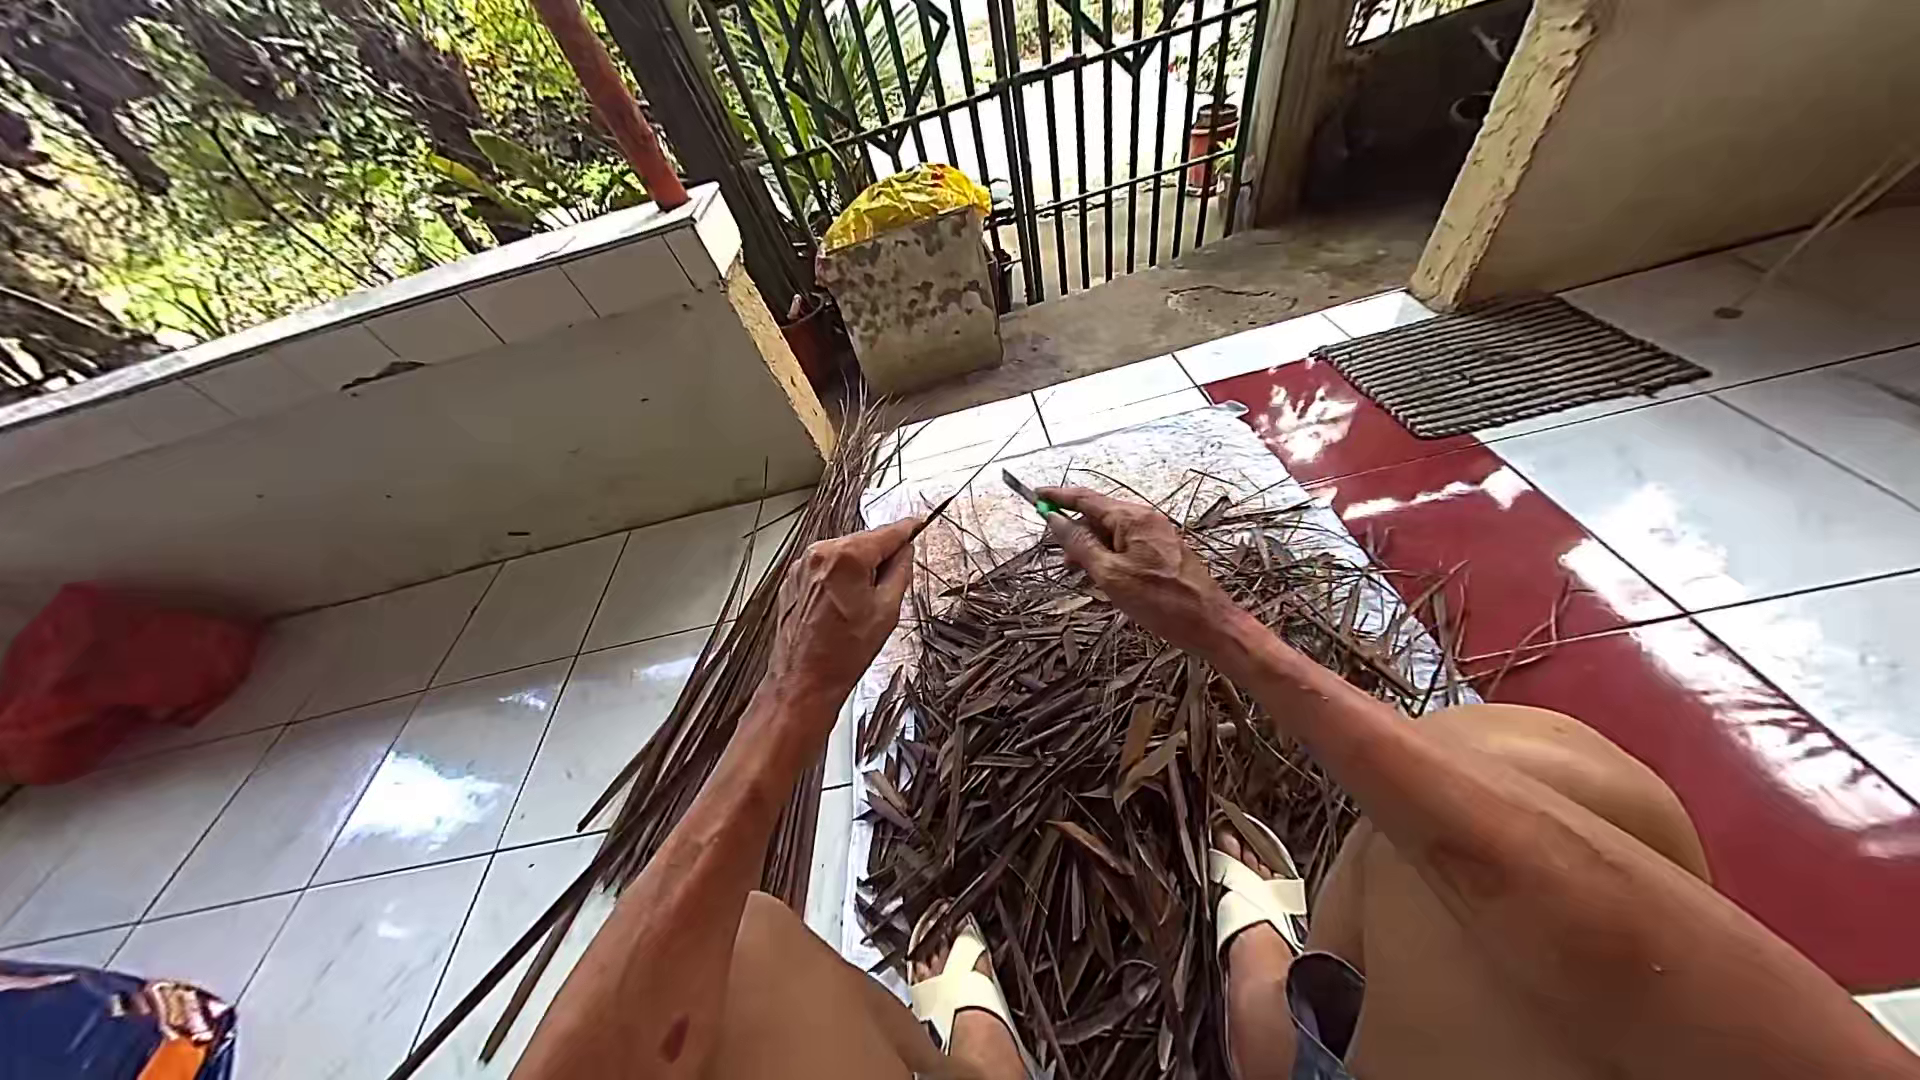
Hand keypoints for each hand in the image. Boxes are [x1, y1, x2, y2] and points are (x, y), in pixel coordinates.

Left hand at [764, 516, 920, 723]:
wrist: (804, 680)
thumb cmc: (843, 653)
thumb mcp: (887, 610)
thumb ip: (900, 571)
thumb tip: (905, 551)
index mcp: (847, 557)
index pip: (887, 532)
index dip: (908, 529)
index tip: (918, 524)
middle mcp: (820, 553)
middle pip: (864, 541)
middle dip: (881, 557)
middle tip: (890, 587)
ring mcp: (802, 566)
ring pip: (844, 554)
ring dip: (859, 569)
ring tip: (862, 605)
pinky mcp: (793, 579)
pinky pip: (826, 568)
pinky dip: (839, 579)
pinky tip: (843, 607)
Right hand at [1037, 486, 1243, 658]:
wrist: (1208, 623)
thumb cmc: (1158, 601)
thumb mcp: (1109, 574)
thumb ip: (1079, 544)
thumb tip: (1055, 520)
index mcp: (1133, 518)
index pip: (1086, 498)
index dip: (1058, 496)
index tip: (1035, 494)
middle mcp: (1145, 518)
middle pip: (1099, 515)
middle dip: (1076, 532)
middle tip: (1061, 559)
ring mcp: (1156, 533)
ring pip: (1112, 532)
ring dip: (1092, 549)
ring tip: (1082, 575)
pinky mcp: (1162, 550)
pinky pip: (1126, 544)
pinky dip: (1109, 556)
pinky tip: (1104, 578)